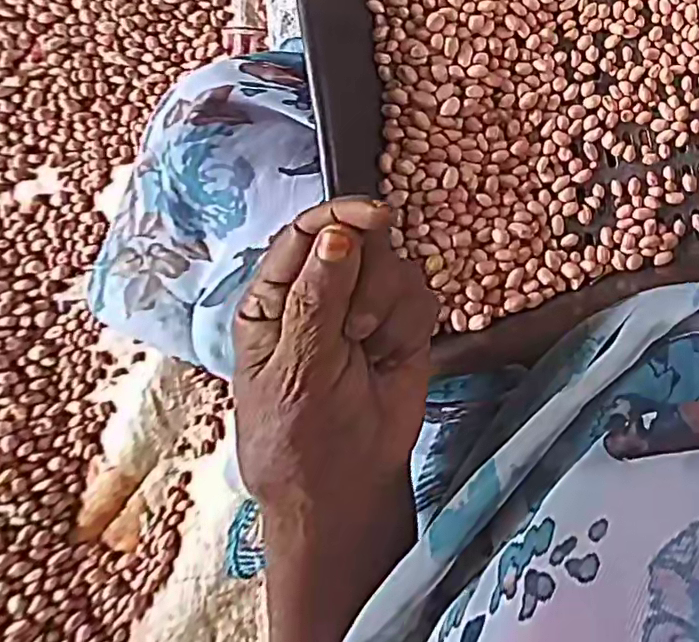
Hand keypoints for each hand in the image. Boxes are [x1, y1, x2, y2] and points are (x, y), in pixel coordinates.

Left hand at [232, 197, 435, 517]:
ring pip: (396, 266)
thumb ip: (316, 300)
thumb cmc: (299, 437)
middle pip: (361, 239)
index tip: (377, 216)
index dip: (342, 214)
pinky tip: (389, 356)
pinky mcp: (403, 319)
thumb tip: (338, 235)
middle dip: (369, 280)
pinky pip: (421, 294)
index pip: (307, 232)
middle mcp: (322, 289)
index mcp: (277, 296)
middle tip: (356, 328)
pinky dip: (409, 326)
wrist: (350, 483)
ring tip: (367, 352)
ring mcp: (366, 303)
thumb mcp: (296, 371)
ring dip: (387, 310)